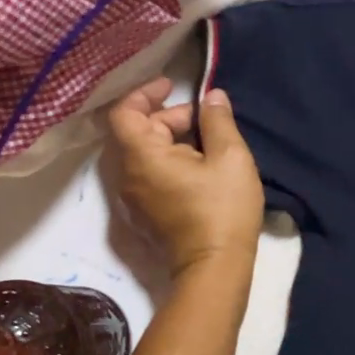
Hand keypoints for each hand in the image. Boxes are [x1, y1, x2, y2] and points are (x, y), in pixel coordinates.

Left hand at [106, 77, 263, 278]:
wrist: (214, 269)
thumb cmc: (222, 210)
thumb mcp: (230, 158)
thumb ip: (218, 122)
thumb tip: (212, 96)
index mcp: (142, 157)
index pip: (124, 112)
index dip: (144, 93)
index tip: (172, 85)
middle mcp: (127, 176)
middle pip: (135, 131)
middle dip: (168, 117)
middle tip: (206, 121)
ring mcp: (133, 199)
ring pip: (142, 154)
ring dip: (169, 139)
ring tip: (206, 142)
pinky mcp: (144, 214)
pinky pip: (148, 174)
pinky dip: (167, 160)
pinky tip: (198, 167)